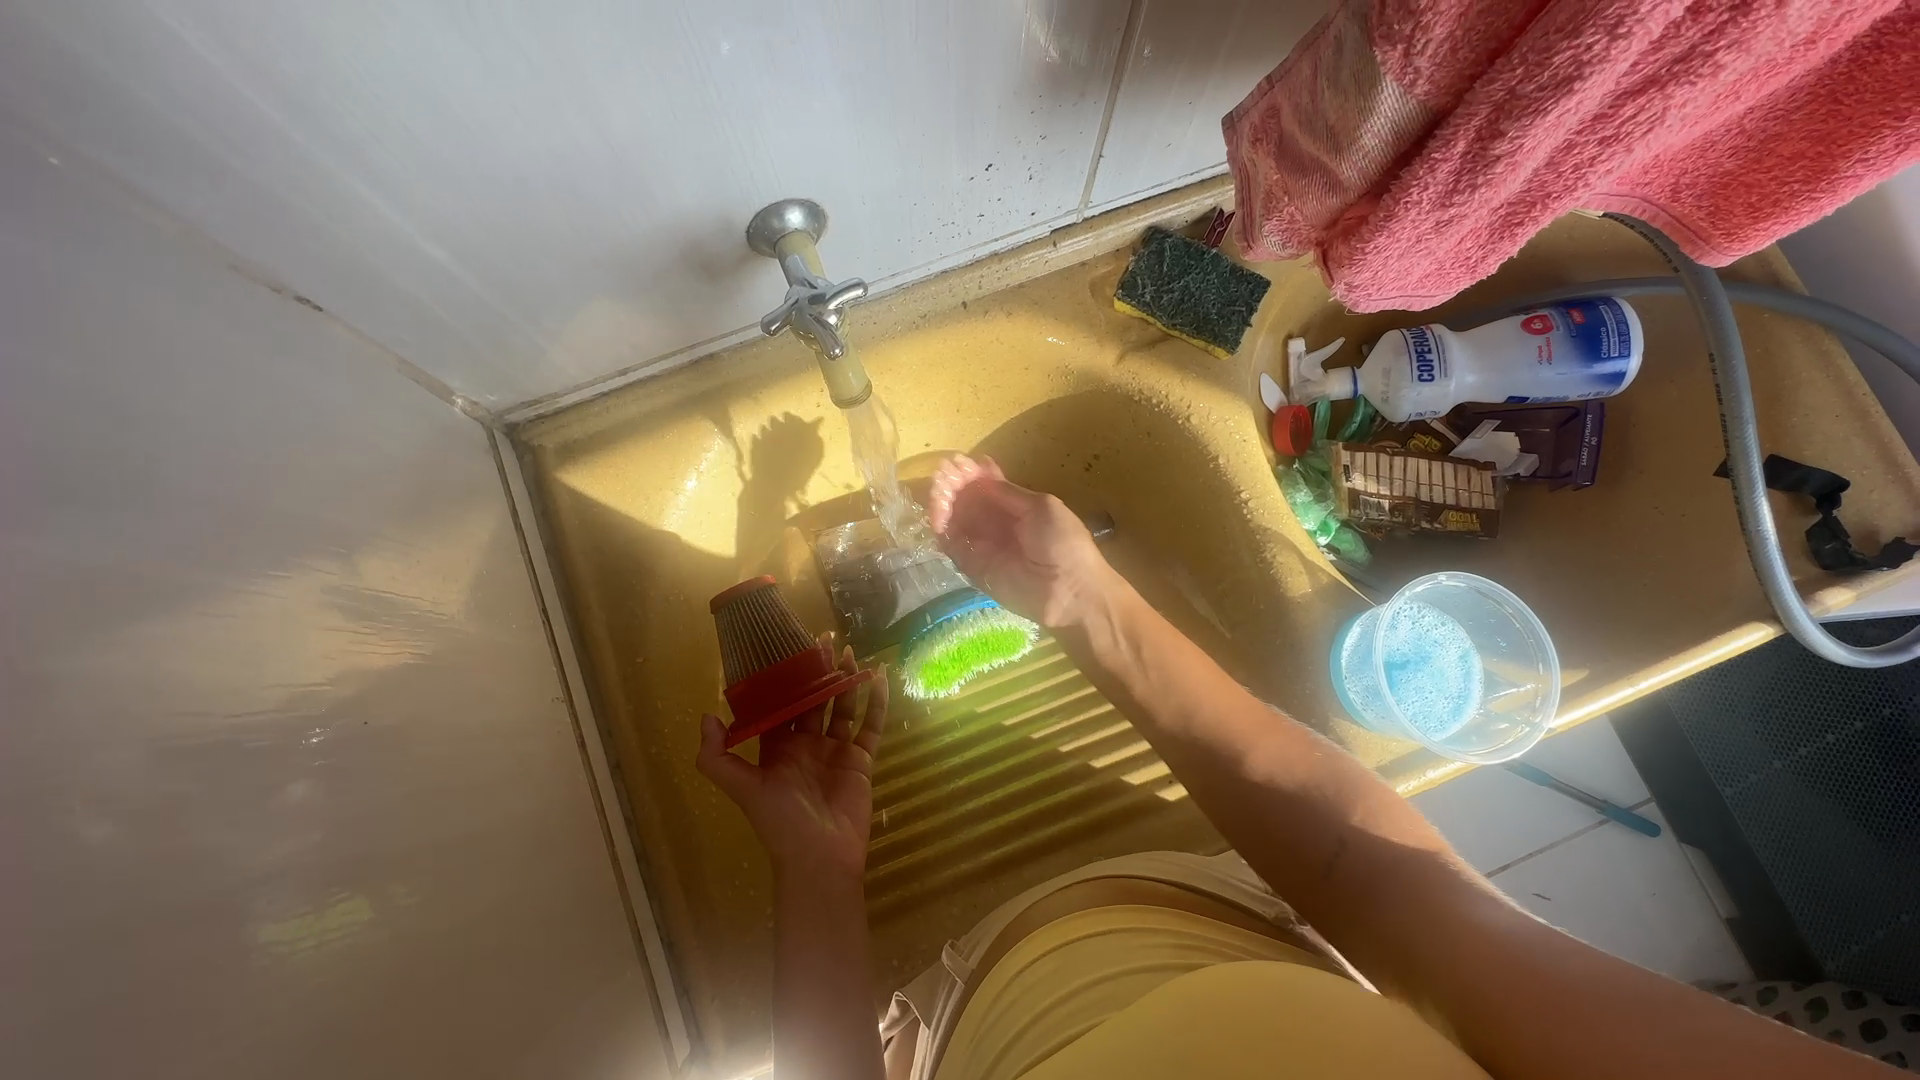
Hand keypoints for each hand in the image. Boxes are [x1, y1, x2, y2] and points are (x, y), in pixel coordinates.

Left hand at [696, 644, 888, 880]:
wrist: (819, 857)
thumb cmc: (779, 821)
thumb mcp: (742, 788)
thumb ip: (717, 756)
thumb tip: (706, 715)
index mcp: (777, 747)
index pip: (780, 702)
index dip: (784, 676)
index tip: (787, 646)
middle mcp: (806, 743)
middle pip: (813, 698)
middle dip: (817, 669)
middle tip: (823, 637)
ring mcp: (835, 750)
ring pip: (842, 705)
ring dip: (845, 679)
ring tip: (849, 650)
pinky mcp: (861, 759)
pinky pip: (871, 725)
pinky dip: (876, 701)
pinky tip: (879, 677)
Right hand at [926, 453, 1115, 628]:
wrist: (1069, 590)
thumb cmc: (1063, 543)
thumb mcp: (1041, 507)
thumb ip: (1007, 493)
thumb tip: (979, 473)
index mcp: (1015, 508)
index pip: (985, 487)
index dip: (970, 474)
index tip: (956, 462)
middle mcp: (996, 525)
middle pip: (966, 501)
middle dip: (953, 485)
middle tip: (943, 474)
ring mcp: (982, 546)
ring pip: (955, 520)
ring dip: (943, 502)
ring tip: (939, 490)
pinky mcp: (972, 567)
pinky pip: (952, 545)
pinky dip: (942, 528)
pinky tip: (939, 513)